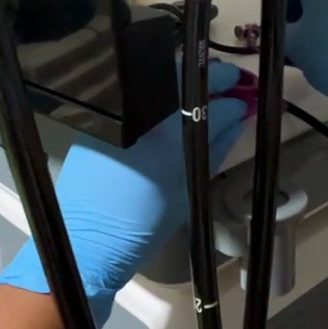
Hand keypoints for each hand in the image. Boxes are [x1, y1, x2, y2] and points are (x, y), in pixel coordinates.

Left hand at [0, 60, 249, 325]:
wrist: (83, 250)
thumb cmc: (140, 227)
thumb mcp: (186, 190)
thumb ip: (212, 148)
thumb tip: (238, 115)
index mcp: (156, 135)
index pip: (195, 96)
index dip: (223, 87)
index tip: (243, 87)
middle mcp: (131, 117)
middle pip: (173, 80)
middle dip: (206, 78)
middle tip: (233, 83)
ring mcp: (110, 117)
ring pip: (155, 87)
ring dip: (184, 86)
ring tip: (210, 94)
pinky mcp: (97, 124)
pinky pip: (138, 101)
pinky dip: (162, 99)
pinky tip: (180, 107)